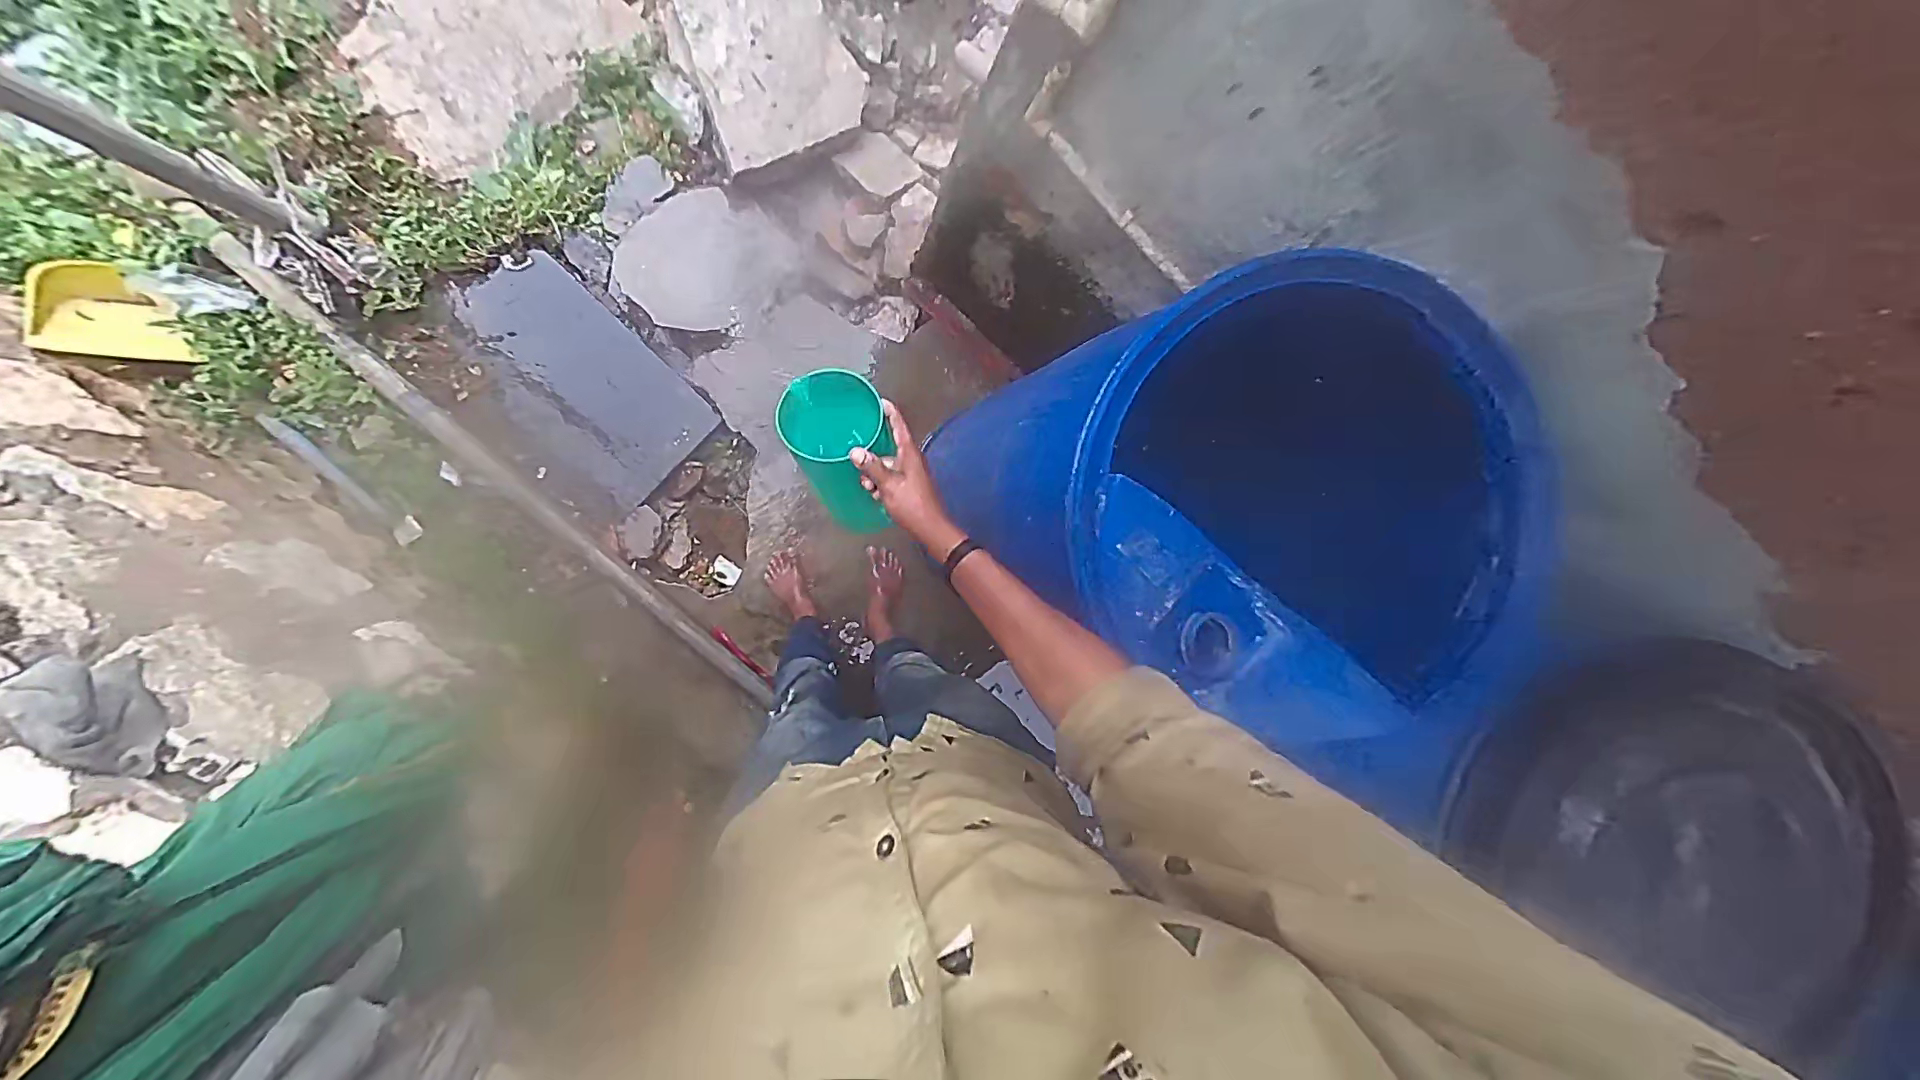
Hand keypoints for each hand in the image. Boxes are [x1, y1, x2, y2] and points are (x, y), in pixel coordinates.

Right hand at [851, 400, 962, 552]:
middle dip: (872, 454)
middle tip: (859, 461)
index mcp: (909, 454)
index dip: (890, 412)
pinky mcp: (909, 485)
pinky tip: (876, 494)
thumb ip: (872, 467)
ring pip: (887, 465)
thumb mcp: (888, 485)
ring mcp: (911, 472)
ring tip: (868, 486)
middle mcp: (911, 460)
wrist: (930, 528)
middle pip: (888, 447)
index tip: (880, 401)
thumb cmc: (912, 505)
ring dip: (874, 473)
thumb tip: (856, 451)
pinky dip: (881, 482)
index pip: (899, 426)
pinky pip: (891, 477)